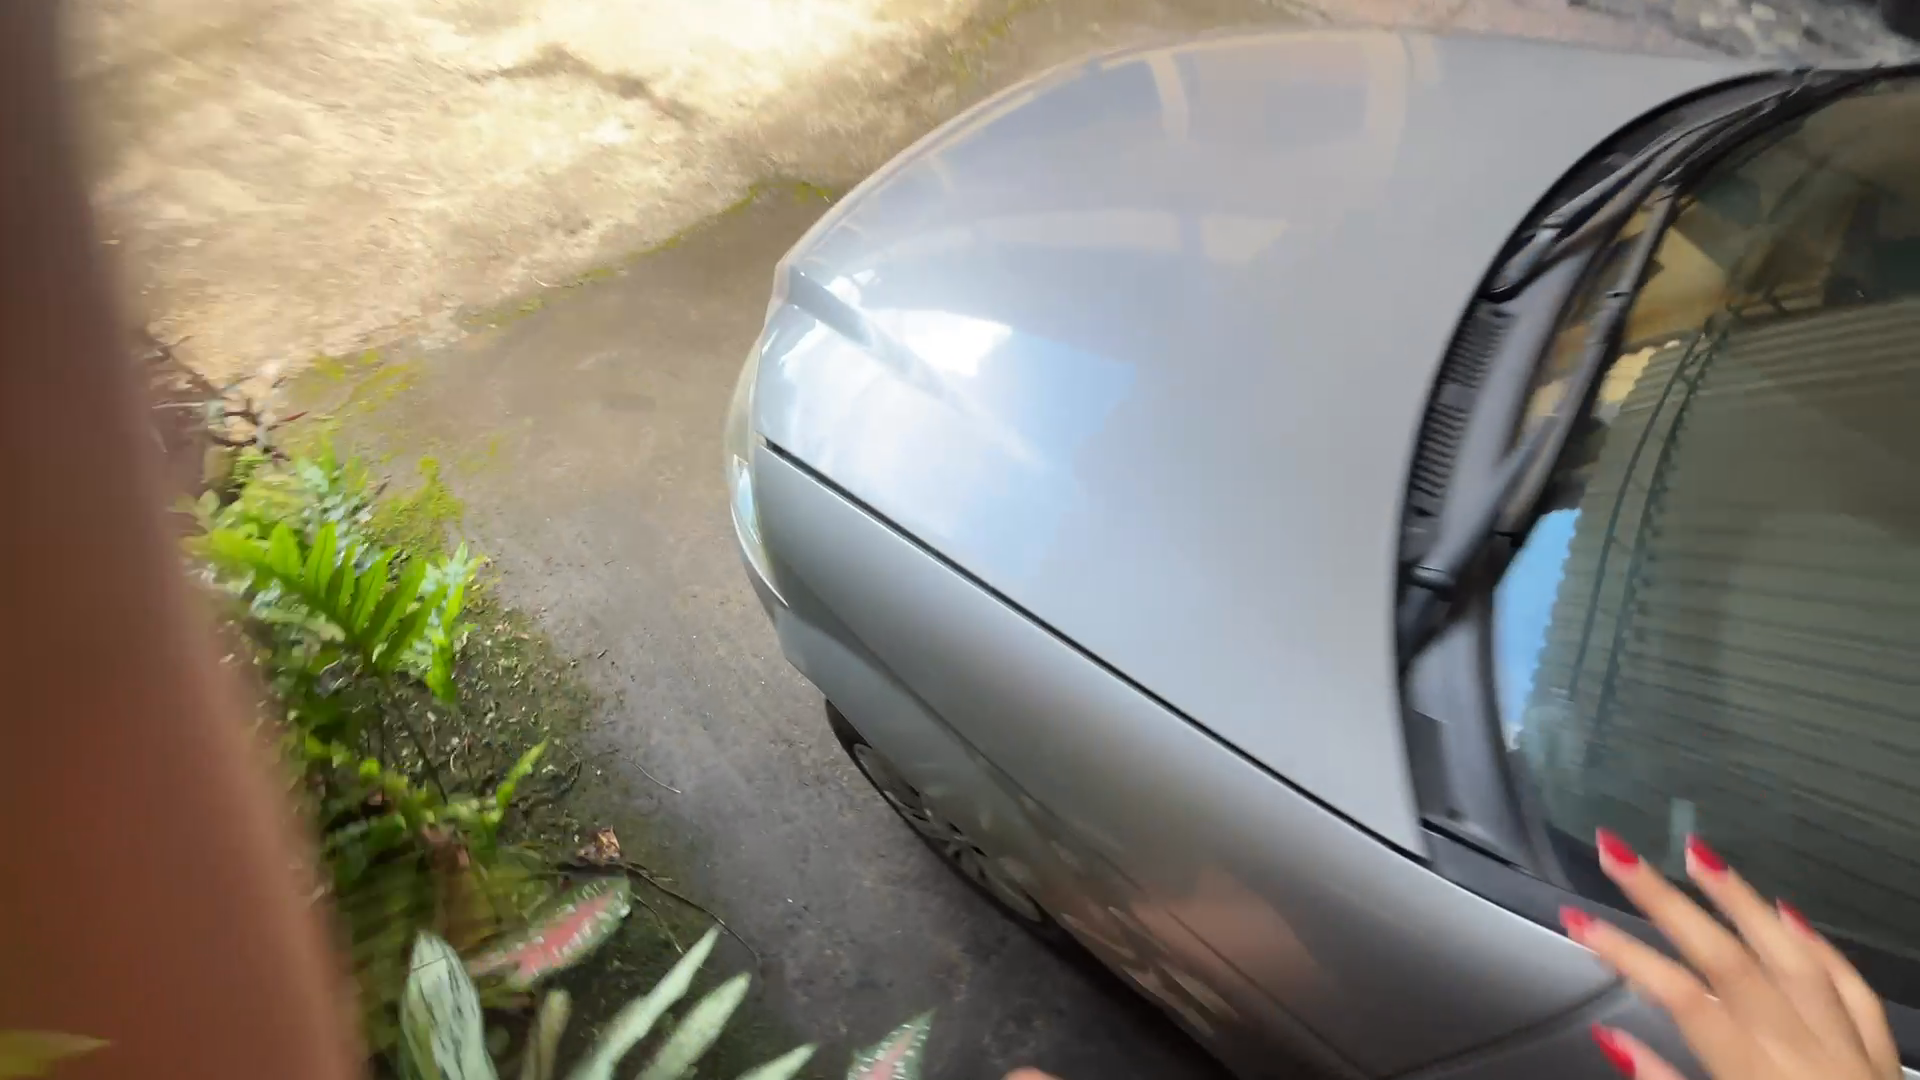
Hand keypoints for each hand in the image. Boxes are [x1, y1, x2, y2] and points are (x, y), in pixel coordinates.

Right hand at [1562, 829, 1899, 1079]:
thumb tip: (1610, 1039)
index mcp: (1755, 1073)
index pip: (1680, 997)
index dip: (1625, 954)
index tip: (1575, 919)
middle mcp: (1802, 1052)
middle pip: (1728, 959)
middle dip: (1664, 899)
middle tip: (1617, 851)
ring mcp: (1847, 1050)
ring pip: (1793, 960)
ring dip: (1740, 902)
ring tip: (1699, 854)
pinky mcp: (1879, 1057)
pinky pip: (1853, 993)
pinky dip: (1818, 948)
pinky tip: (1786, 913)